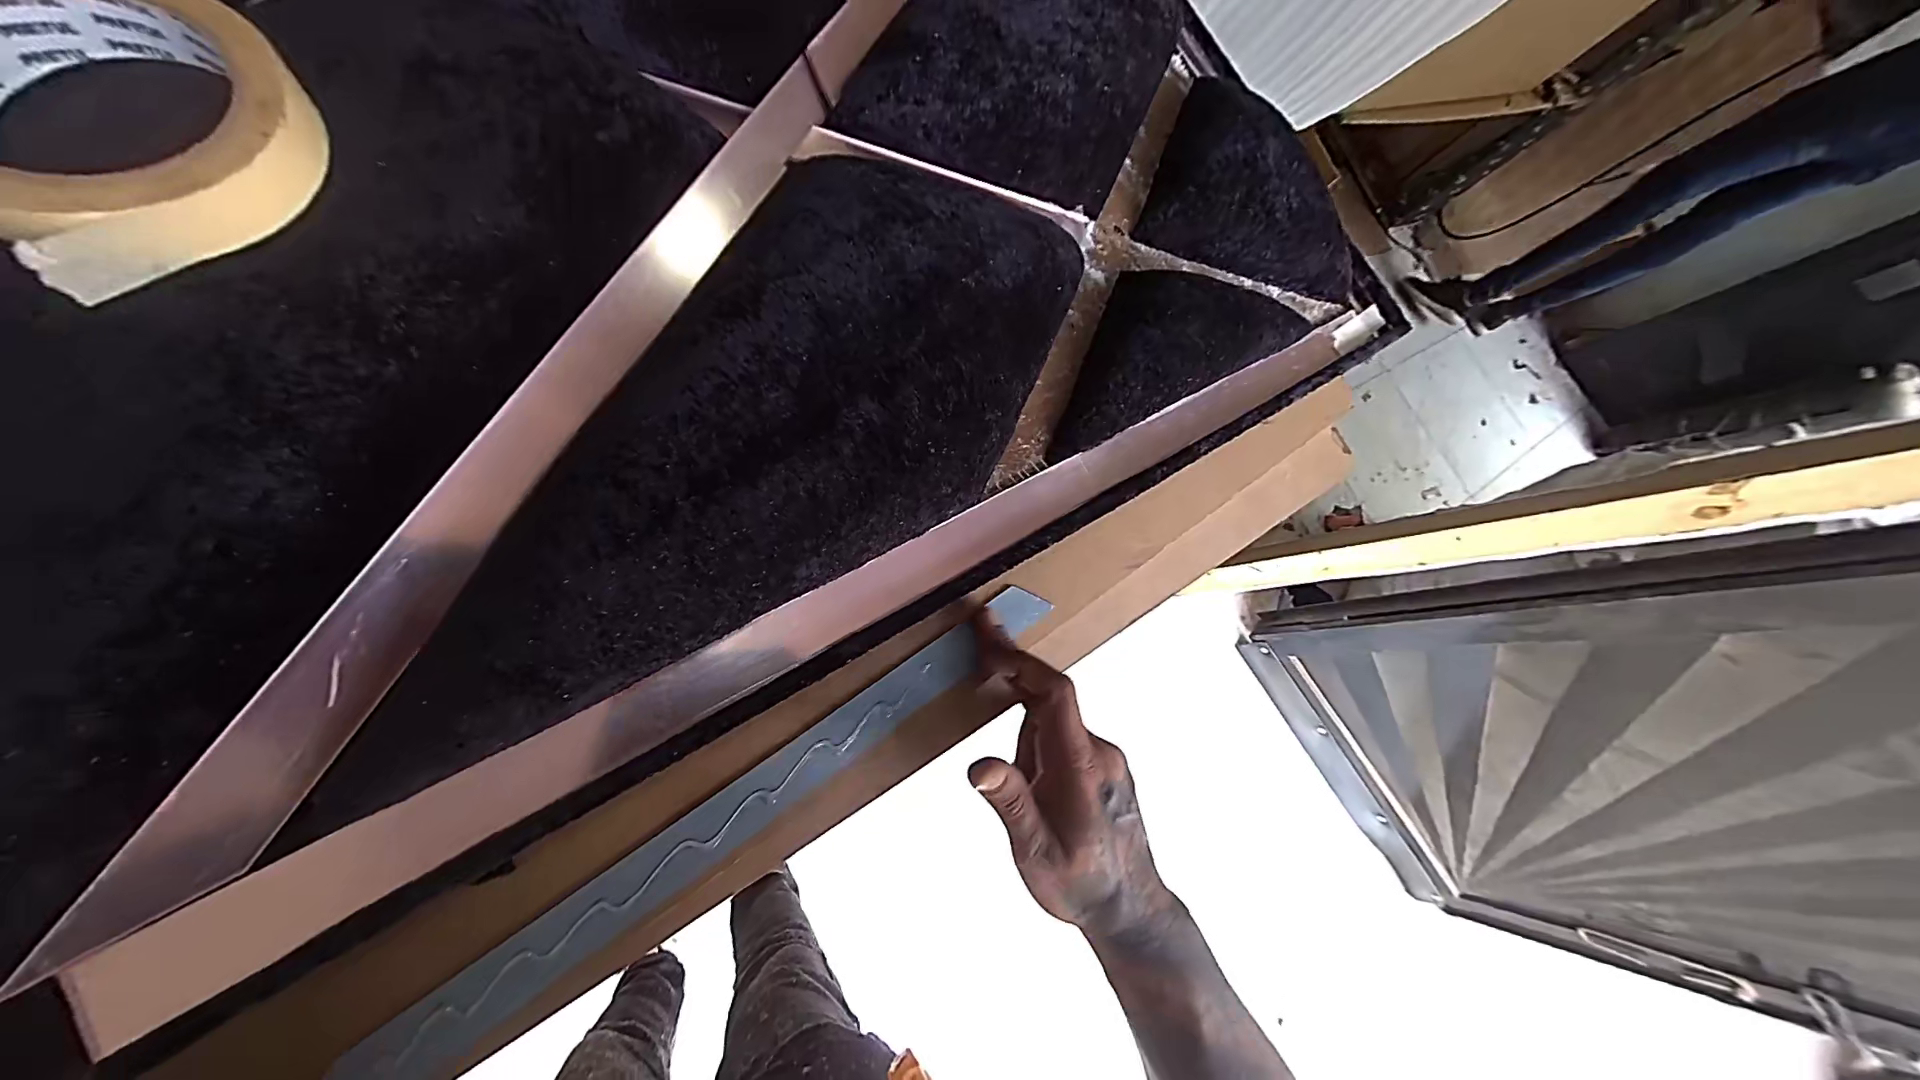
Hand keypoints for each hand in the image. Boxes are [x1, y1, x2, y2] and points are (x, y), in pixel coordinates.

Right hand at [968, 610, 1174, 941]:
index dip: (1021, 659)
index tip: (990, 634)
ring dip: (1022, 712)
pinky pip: (1062, 733)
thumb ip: (1011, 805)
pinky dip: (1035, 728)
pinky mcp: (1100, 767)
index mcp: (1082, 765)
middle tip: (981, 644)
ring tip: (1008, 754)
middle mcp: (1097, 752)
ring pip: (1054, 717)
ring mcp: (1102, 758)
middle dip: (1013, 671)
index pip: (1055, 693)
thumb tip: (980, 766)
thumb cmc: (1083, 884)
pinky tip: (1027, 770)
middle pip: (1052, 696)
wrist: (1131, 909)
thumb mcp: (1037, 854)